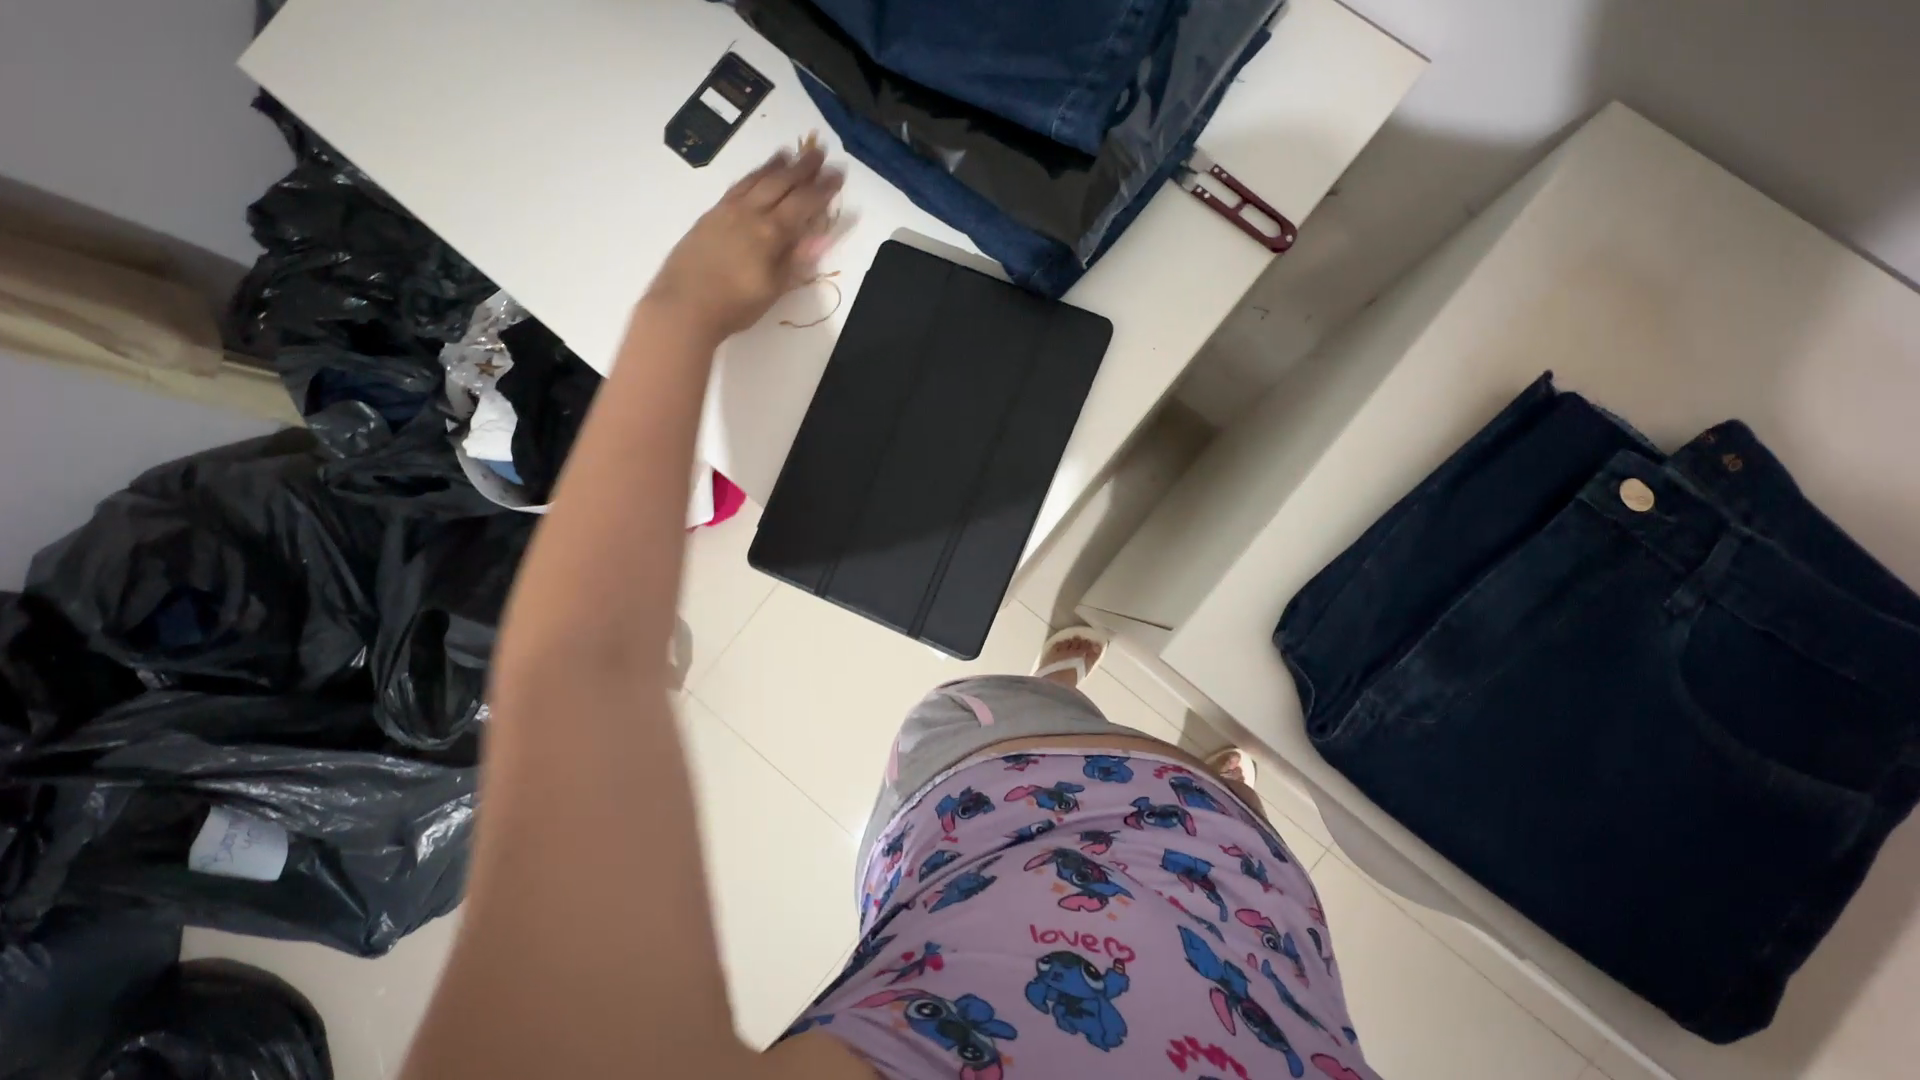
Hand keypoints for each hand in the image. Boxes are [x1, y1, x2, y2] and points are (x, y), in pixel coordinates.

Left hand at [643, 144, 843, 341]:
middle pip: (780, 183)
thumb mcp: (773, 288)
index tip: (838, 174)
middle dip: (802, 168)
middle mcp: (750, 214)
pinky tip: (756, 175)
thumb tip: (822, 237)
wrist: (684, 306)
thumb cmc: (735, 306)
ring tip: (788, 153)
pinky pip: (737, 187)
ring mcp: (727, 211)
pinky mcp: (710, 216)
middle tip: (818, 152)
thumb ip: (797, 259)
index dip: (823, 189)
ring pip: (756, 180)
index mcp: (771, 233)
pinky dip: (751, 176)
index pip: (803, 204)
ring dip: (775, 166)